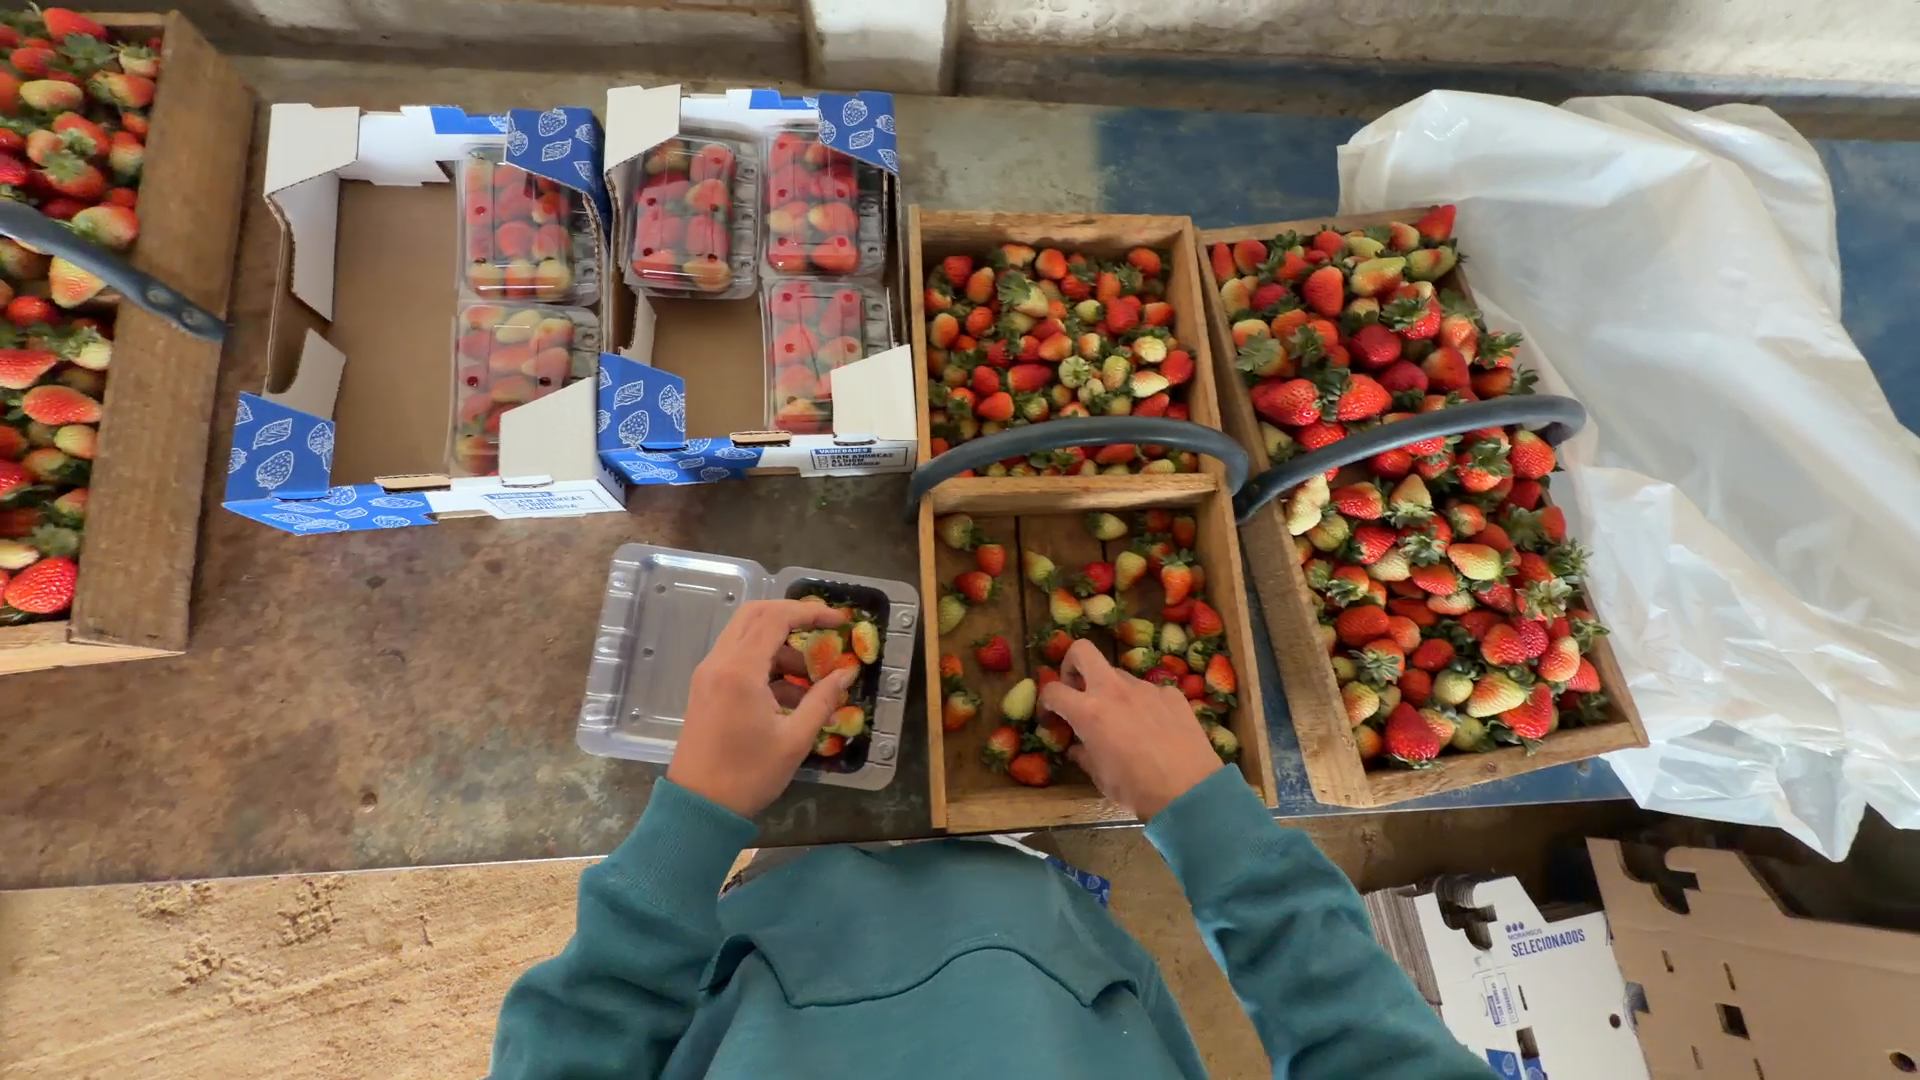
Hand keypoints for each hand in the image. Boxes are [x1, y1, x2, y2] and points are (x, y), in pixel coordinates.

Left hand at [668, 599, 857, 817]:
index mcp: (740, 671)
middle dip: (793, 616)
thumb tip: (847, 673)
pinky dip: (765, 661)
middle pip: (756, 614)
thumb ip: (823, 700)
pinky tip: (790, 694)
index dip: (811, 612)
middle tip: (823, 631)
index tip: (840, 621)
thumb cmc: (748, 775)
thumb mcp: (795, 739)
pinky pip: (738, 656)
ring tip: (811, 676)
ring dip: (780, 643)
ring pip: (746, 634)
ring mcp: (708, 673)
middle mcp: (719, 662)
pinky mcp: (706, 687)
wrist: (698, 807)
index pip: (776, 618)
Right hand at [1041, 638, 1224, 821]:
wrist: (1191, 793)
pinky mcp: (1172, 693)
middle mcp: (1114, 690)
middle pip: (1082, 651)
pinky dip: (1144, 703)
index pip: (1053, 690)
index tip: (1051, 717)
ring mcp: (1145, 688)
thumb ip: (1083, 754)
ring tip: (1124, 721)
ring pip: (1118, 675)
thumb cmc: (1137, 789)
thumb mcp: (1100, 777)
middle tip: (1077, 689)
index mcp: (1089, 711)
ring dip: (1112, 691)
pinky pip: (1149, 691)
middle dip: (1072, 664)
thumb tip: (1077, 747)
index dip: (1046, 702)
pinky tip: (1155, 728)